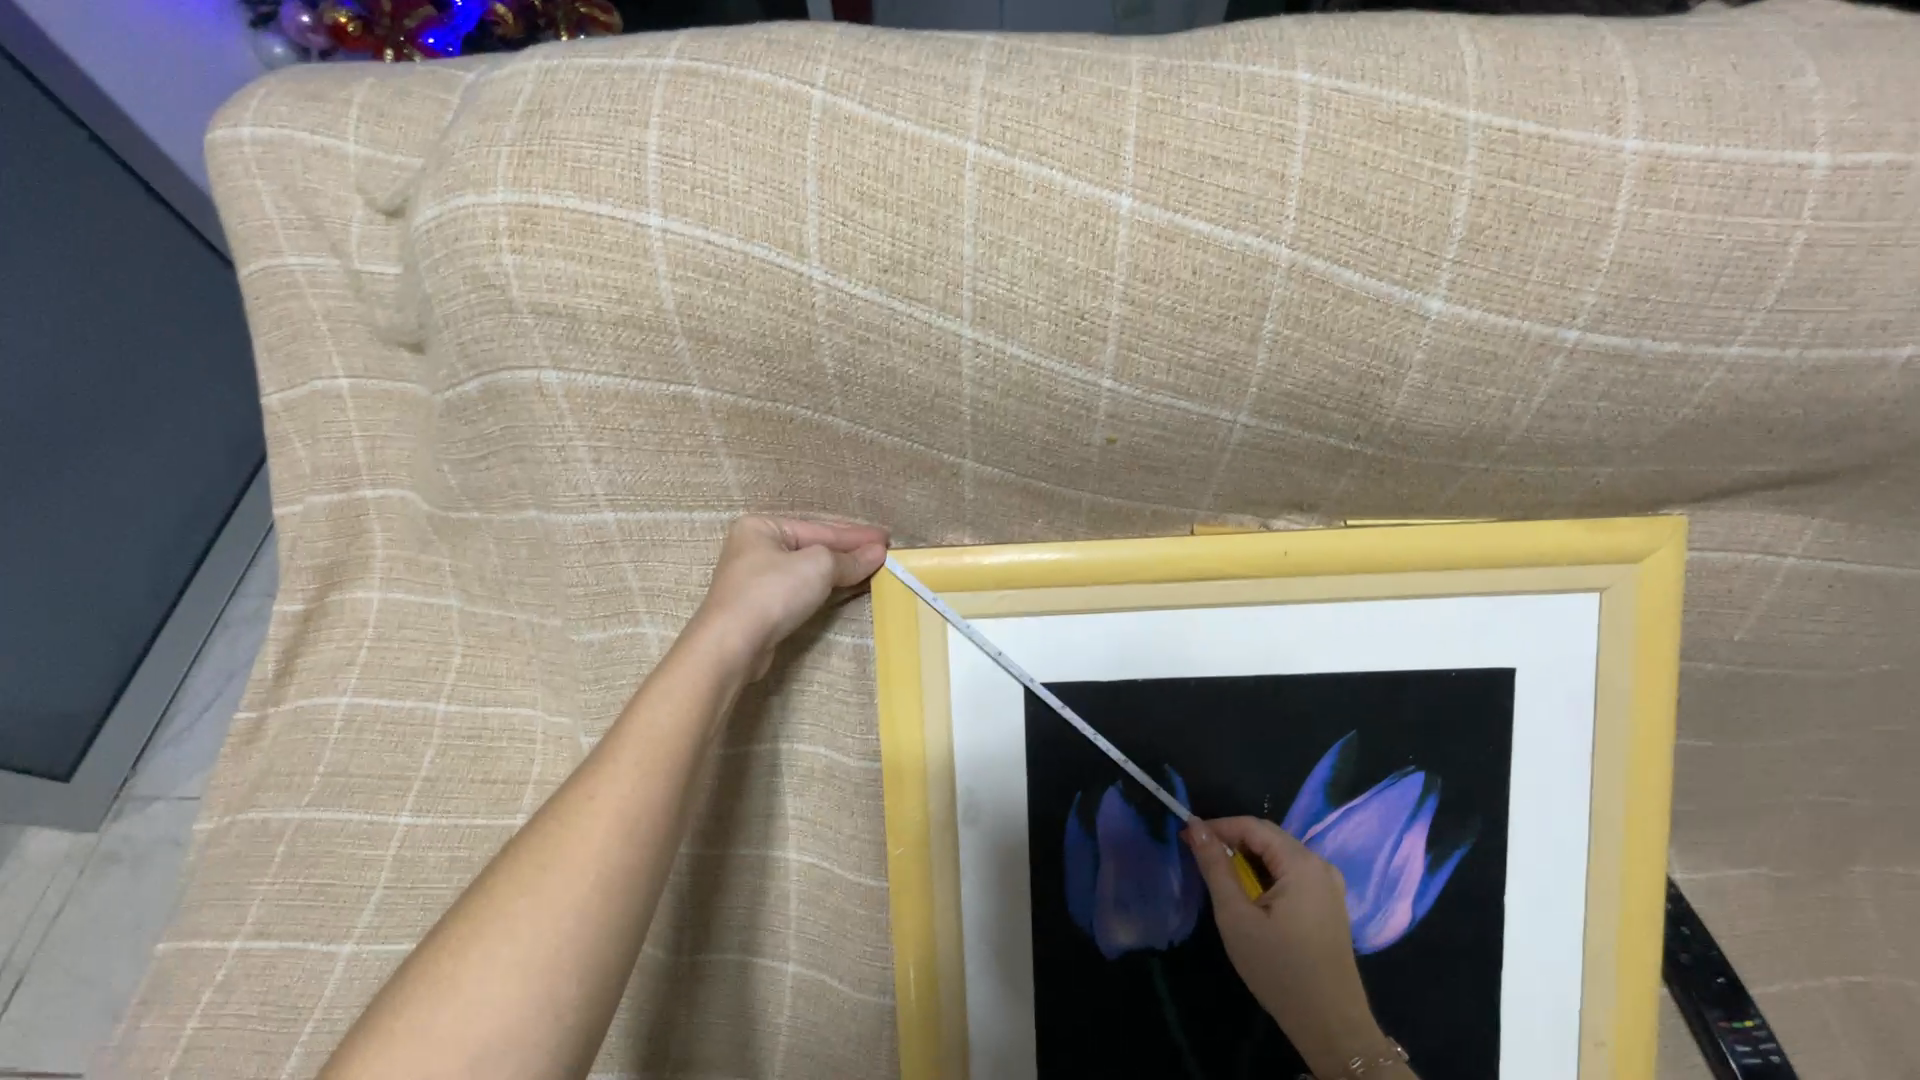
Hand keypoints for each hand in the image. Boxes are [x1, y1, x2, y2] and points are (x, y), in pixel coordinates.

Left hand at [685, 515, 889, 679]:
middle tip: (883, 550)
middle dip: (848, 549)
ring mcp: (755, 579)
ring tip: (870, 567)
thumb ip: (849, 558)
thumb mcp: (818, 566)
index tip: (886, 538)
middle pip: (812, 545)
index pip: (819, 527)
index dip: (855, 534)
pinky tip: (843, 587)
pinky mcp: (760, 607)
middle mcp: (754, 547)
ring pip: (806, 568)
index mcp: (761, 526)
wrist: (733, 644)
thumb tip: (878, 553)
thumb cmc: (772, 592)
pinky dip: (823, 586)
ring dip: (838, 568)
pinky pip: (800, 588)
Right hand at [1185, 816, 1391, 1077]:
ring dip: (1248, 857)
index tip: (1186, 836)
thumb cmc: (1279, 969)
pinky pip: (1293, 873)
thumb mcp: (1236, 916)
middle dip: (1231, 840)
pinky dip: (1266, 873)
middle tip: (1196, 853)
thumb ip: (1216, 867)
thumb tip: (1196, 826)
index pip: (1253, 826)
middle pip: (1269, 837)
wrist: (1331, 1024)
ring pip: (1280, 855)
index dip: (1217, 826)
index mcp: (1302, 863)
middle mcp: (1321, 865)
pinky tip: (1248, 893)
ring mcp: (1329, 885)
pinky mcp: (1329, 904)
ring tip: (1217, 872)